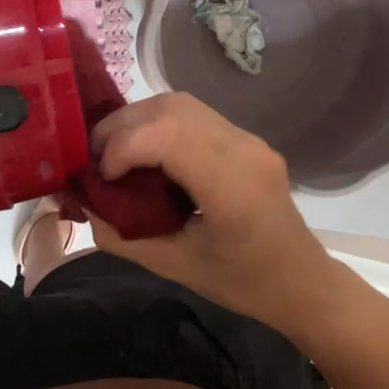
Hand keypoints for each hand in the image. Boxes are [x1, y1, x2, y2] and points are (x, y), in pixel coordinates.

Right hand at [87, 93, 344, 322]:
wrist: (302, 281)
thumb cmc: (242, 283)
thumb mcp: (174, 267)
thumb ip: (123, 236)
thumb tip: (87, 207)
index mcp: (230, 185)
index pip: (164, 136)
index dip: (121, 148)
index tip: (102, 179)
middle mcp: (242, 149)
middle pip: (169, 109)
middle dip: (120, 128)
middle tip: (96, 161)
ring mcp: (247, 139)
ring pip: (179, 104)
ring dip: (138, 121)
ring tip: (115, 154)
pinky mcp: (245, 140)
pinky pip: (193, 116)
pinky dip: (157, 126)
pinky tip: (145, 155)